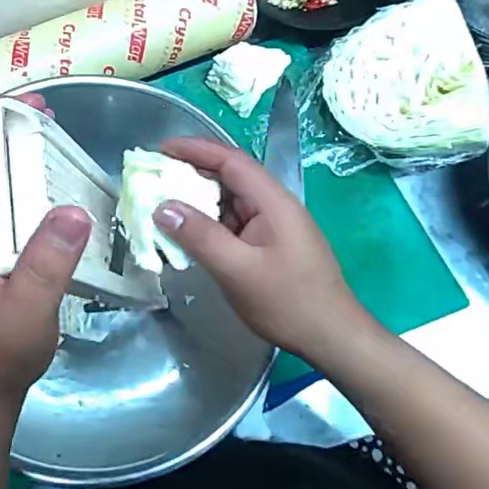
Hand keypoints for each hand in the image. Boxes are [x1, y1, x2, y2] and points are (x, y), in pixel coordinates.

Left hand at [0, 65, 91, 405]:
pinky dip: (22, 162)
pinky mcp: (0, 239)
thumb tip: (72, 210)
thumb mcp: (25, 312)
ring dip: (6, 134)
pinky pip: (7, 188)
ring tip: (43, 114)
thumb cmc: (0, 349)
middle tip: (32, 95)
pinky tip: (50, 162)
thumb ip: (44, 267)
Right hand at [152, 137, 382, 359]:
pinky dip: (208, 221)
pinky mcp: (269, 244)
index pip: (231, 161)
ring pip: (229, 200)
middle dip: (191, 171)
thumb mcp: (237, 270)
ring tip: (162, 202)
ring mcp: (273, 225)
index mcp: (272, 201)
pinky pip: (233, 222)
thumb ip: (199, 236)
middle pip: (229, 176)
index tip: (160, 149)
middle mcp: (274, 206)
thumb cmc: (289, 302)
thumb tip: (162, 207)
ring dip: (197, 198)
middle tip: (154, 176)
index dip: (194, 150)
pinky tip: (187, 233)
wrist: (333, 339)